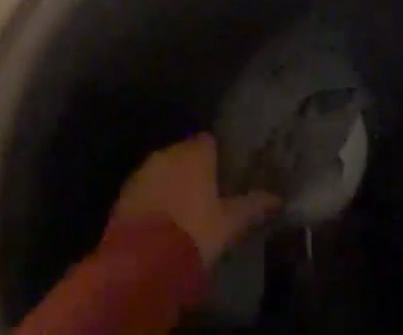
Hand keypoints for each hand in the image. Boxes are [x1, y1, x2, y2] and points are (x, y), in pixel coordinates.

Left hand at [111, 134, 278, 266]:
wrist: (141, 261)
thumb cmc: (194, 232)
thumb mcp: (230, 223)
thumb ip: (253, 206)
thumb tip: (277, 198)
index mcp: (195, 153)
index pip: (210, 141)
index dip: (218, 156)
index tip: (226, 174)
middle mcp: (167, 153)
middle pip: (185, 154)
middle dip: (194, 170)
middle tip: (208, 194)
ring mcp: (142, 172)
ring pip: (163, 170)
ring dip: (173, 184)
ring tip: (185, 210)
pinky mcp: (124, 194)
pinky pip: (146, 189)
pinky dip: (155, 198)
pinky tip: (163, 220)